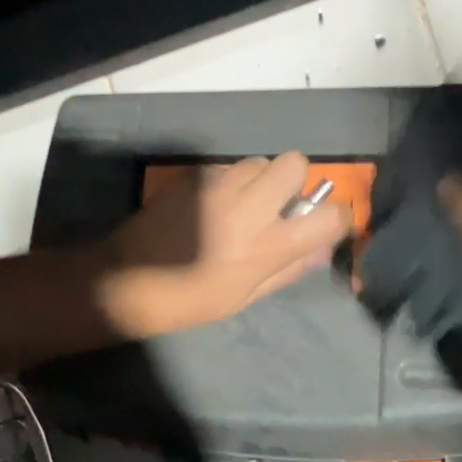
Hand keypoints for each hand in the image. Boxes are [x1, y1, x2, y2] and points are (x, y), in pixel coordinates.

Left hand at [99, 152, 351, 337]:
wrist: (126, 279)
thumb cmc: (190, 299)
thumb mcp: (245, 295)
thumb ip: (289, 268)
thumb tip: (323, 248)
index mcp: (265, 245)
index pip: (329, 215)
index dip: (335, 217)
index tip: (323, 224)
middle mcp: (248, 207)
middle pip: (294, 162)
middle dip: (292, 181)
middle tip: (275, 207)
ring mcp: (218, 185)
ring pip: (257, 161)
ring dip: (259, 180)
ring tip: (239, 207)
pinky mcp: (193, 175)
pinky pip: (226, 168)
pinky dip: (228, 183)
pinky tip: (209, 207)